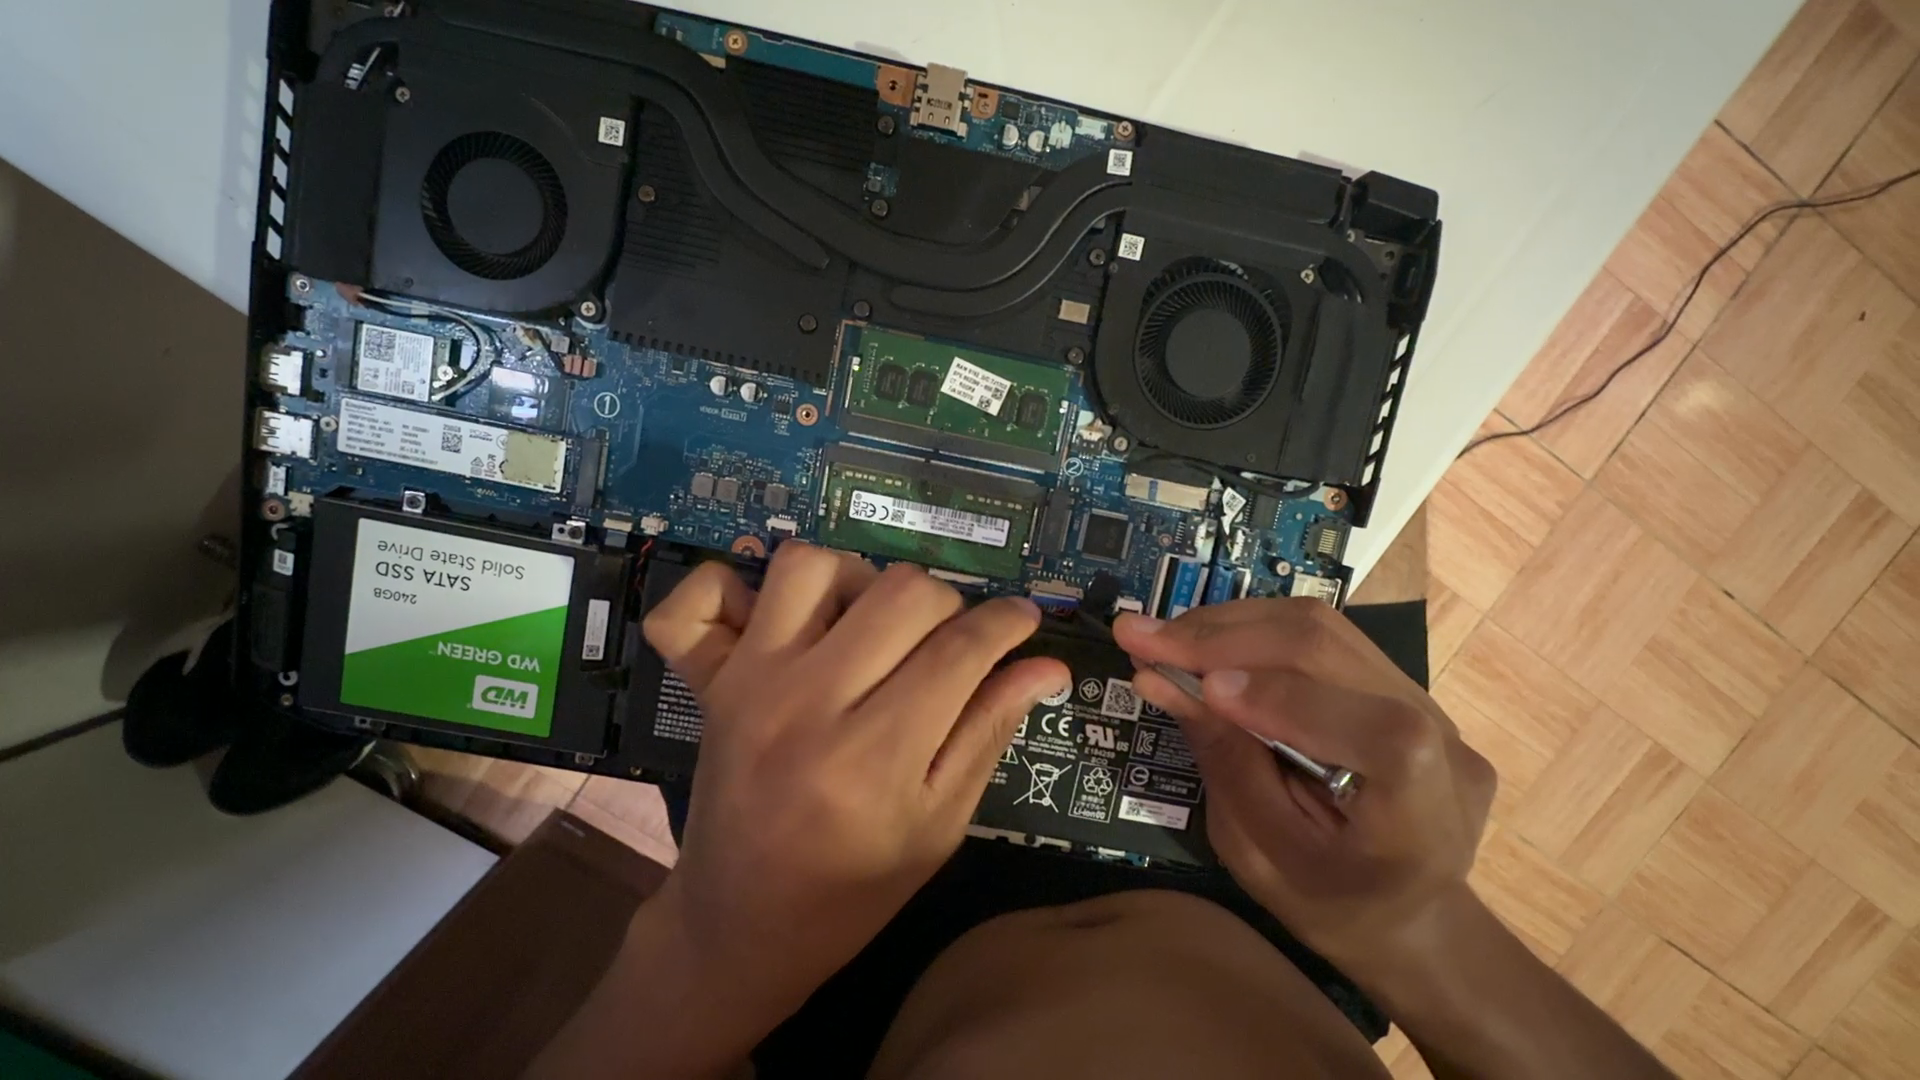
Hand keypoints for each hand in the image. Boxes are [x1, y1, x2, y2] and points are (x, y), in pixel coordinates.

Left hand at [642, 544, 1070, 997]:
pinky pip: (704, 593)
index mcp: (874, 757)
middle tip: (949, 643)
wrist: (740, 925)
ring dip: (859, 581)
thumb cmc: (852, 891)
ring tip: (871, 628)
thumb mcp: (938, 826)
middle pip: (901, 592)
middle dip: (947, 604)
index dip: (1007, 623)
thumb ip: (988, 732)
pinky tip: (783, 621)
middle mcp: (808, 702)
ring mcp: (750, 682)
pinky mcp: (710, 679)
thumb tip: (1047, 664)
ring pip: (814, 565)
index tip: (1024, 619)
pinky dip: (740, 585)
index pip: (960, 649)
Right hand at [1113, 599, 1493, 975]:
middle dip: (1226, 639)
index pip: (1379, 734)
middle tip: (1141, 635)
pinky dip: (1250, 630)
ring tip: (1163, 635)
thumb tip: (1155, 677)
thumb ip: (1222, 760)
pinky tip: (1203, 640)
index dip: (1286, 700)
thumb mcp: (1259, 851)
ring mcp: (1427, 702)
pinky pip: (1321, 636)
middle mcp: (1444, 742)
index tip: (1199, 687)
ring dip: (1228, 625)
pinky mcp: (1398, 682)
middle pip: (1334, 653)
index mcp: (1424, 816)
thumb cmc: (1324, 901)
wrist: (1401, 907)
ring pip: (1322, 629)